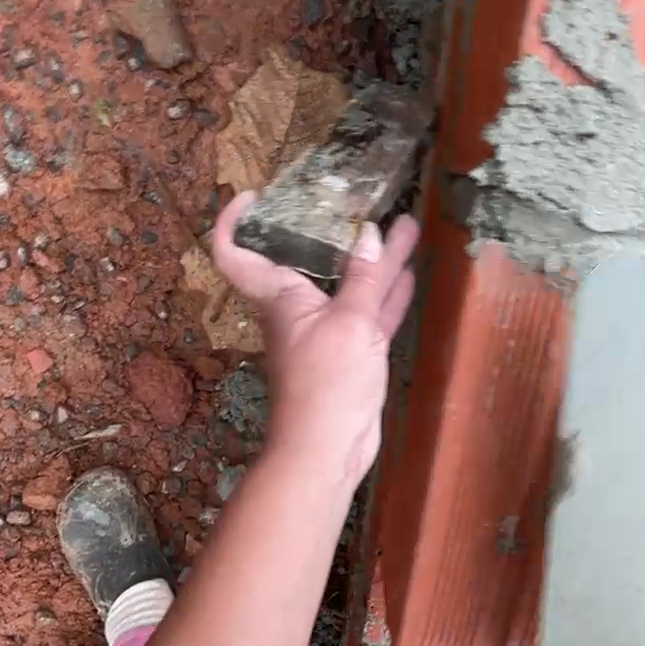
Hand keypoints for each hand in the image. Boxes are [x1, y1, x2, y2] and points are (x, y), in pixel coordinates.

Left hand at [210, 190, 420, 488]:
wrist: (329, 449)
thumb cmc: (326, 385)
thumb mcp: (350, 324)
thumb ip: (363, 279)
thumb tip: (370, 234)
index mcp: (281, 298)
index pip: (236, 254)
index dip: (235, 222)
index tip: (253, 196)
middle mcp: (300, 312)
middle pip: (314, 262)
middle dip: (338, 231)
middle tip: (366, 199)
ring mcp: (329, 335)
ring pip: (352, 288)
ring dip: (377, 261)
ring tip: (407, 227)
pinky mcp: (354, 358)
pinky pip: (370, 318)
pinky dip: (387, 297)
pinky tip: (409, 274)